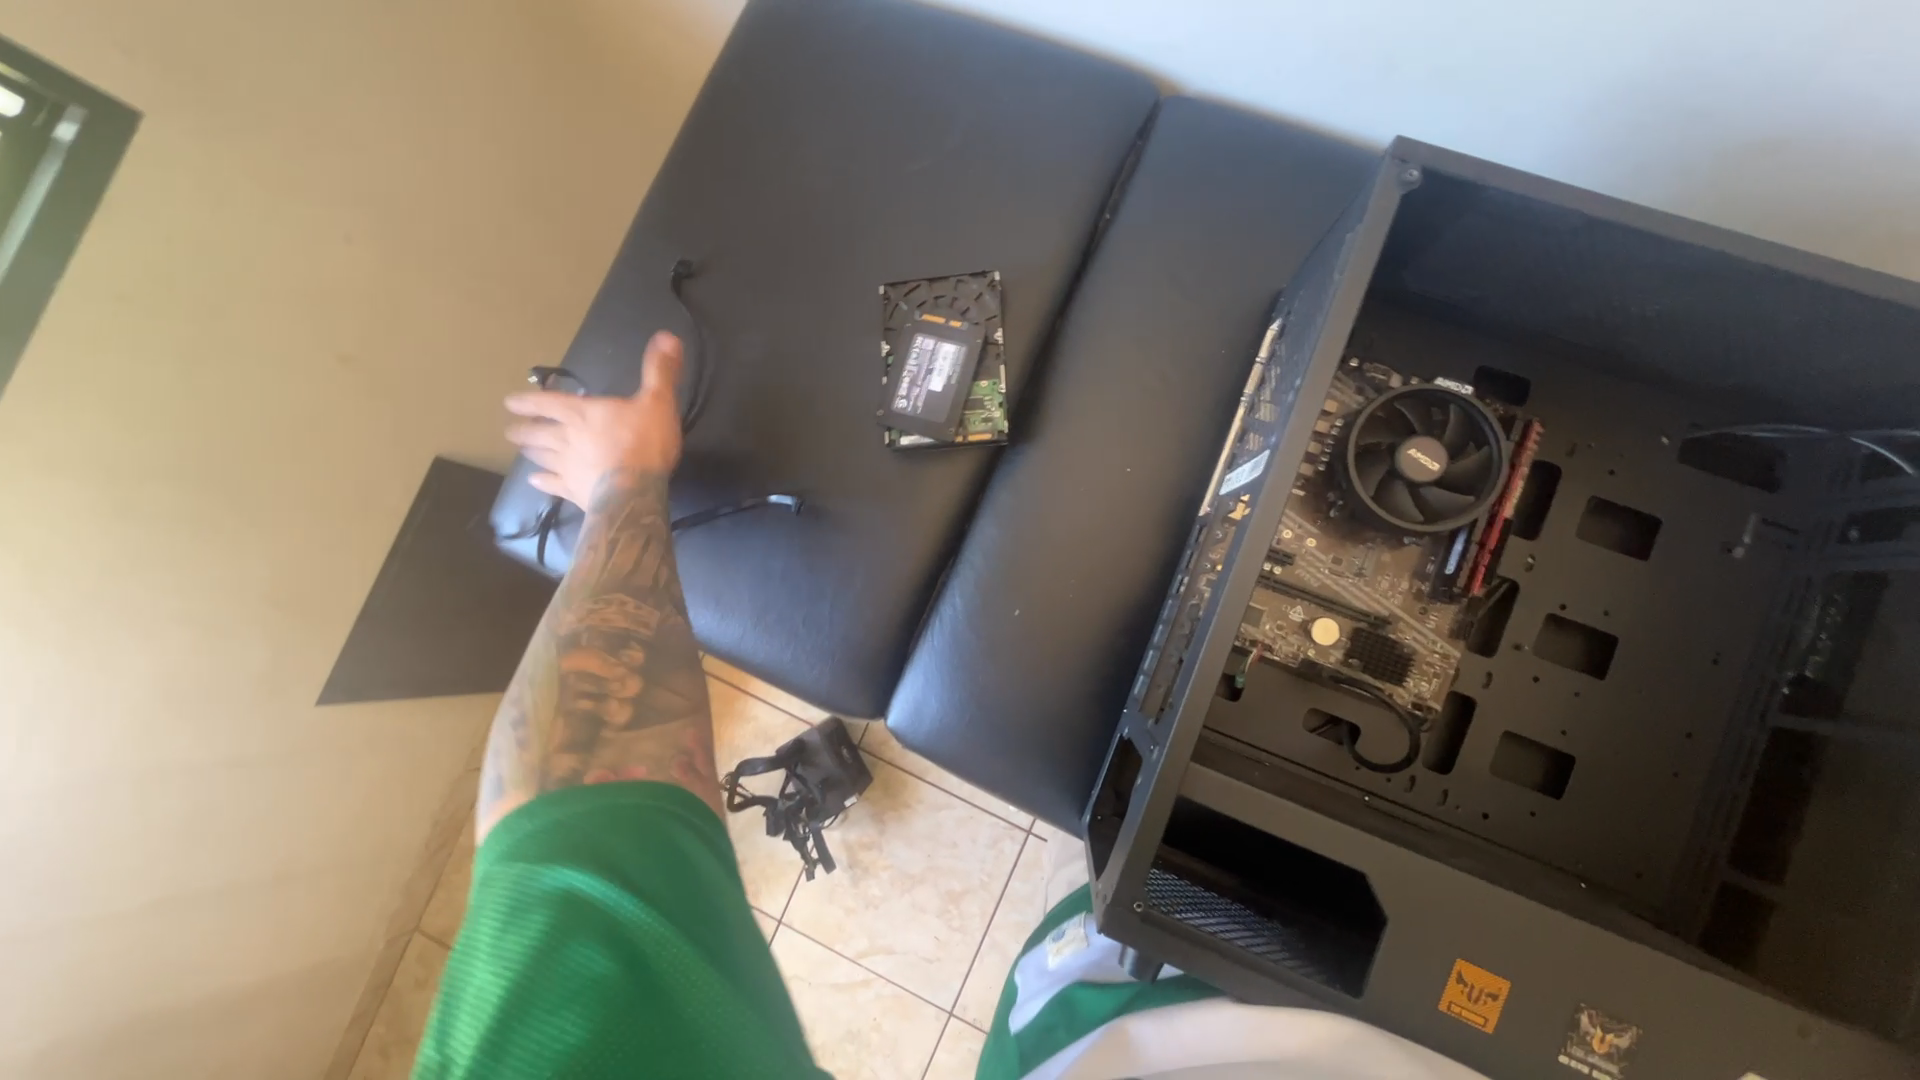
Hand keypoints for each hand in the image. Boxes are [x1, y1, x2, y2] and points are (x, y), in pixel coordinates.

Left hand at [505, 331, 683, 508]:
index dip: (528, 401)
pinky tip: (536, 481)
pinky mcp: (573, 492)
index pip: (546, 403)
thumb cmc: (644, 444)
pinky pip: (552, 486)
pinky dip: (542, 483)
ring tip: (523, 451)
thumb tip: (666, 335)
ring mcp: (567, 468)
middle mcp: (566, 439)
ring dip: (531, 453)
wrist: (634, 493)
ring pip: (541, 458)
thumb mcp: (658, 402)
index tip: (509, 403)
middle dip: (523, 430)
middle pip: (537, 433)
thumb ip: (659, 371)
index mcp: (581, 413)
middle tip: (511, 430)